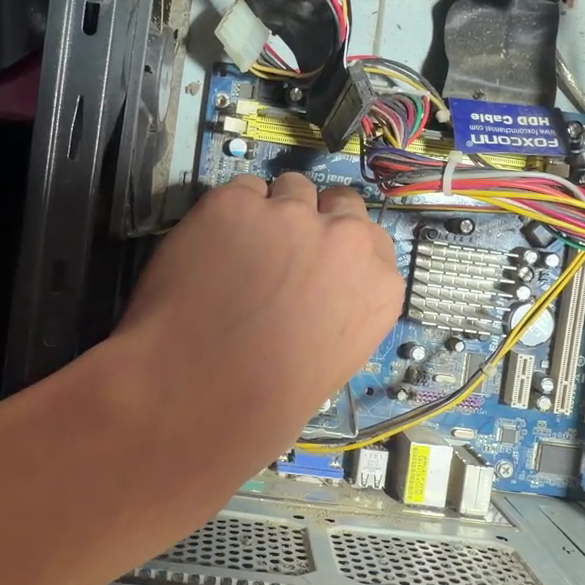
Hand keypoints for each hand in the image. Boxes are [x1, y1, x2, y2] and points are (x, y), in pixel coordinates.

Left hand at [115, 173, 403, 467]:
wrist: (204, 389)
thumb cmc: (270, 398)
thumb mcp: (336, 357)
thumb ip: (339, 304)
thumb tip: (316, 286)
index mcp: (379, 285)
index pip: (371, 238)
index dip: (339, 243)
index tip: (317, 258)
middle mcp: (346, 239)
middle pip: (339, 201)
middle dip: (314, 217)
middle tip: (281, 246)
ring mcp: (290, 214)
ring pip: (290, 187)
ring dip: (272, 209)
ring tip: (240, 246)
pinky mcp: (236, 202)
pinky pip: (238, 190)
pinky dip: (226, 214)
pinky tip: (208, 248)